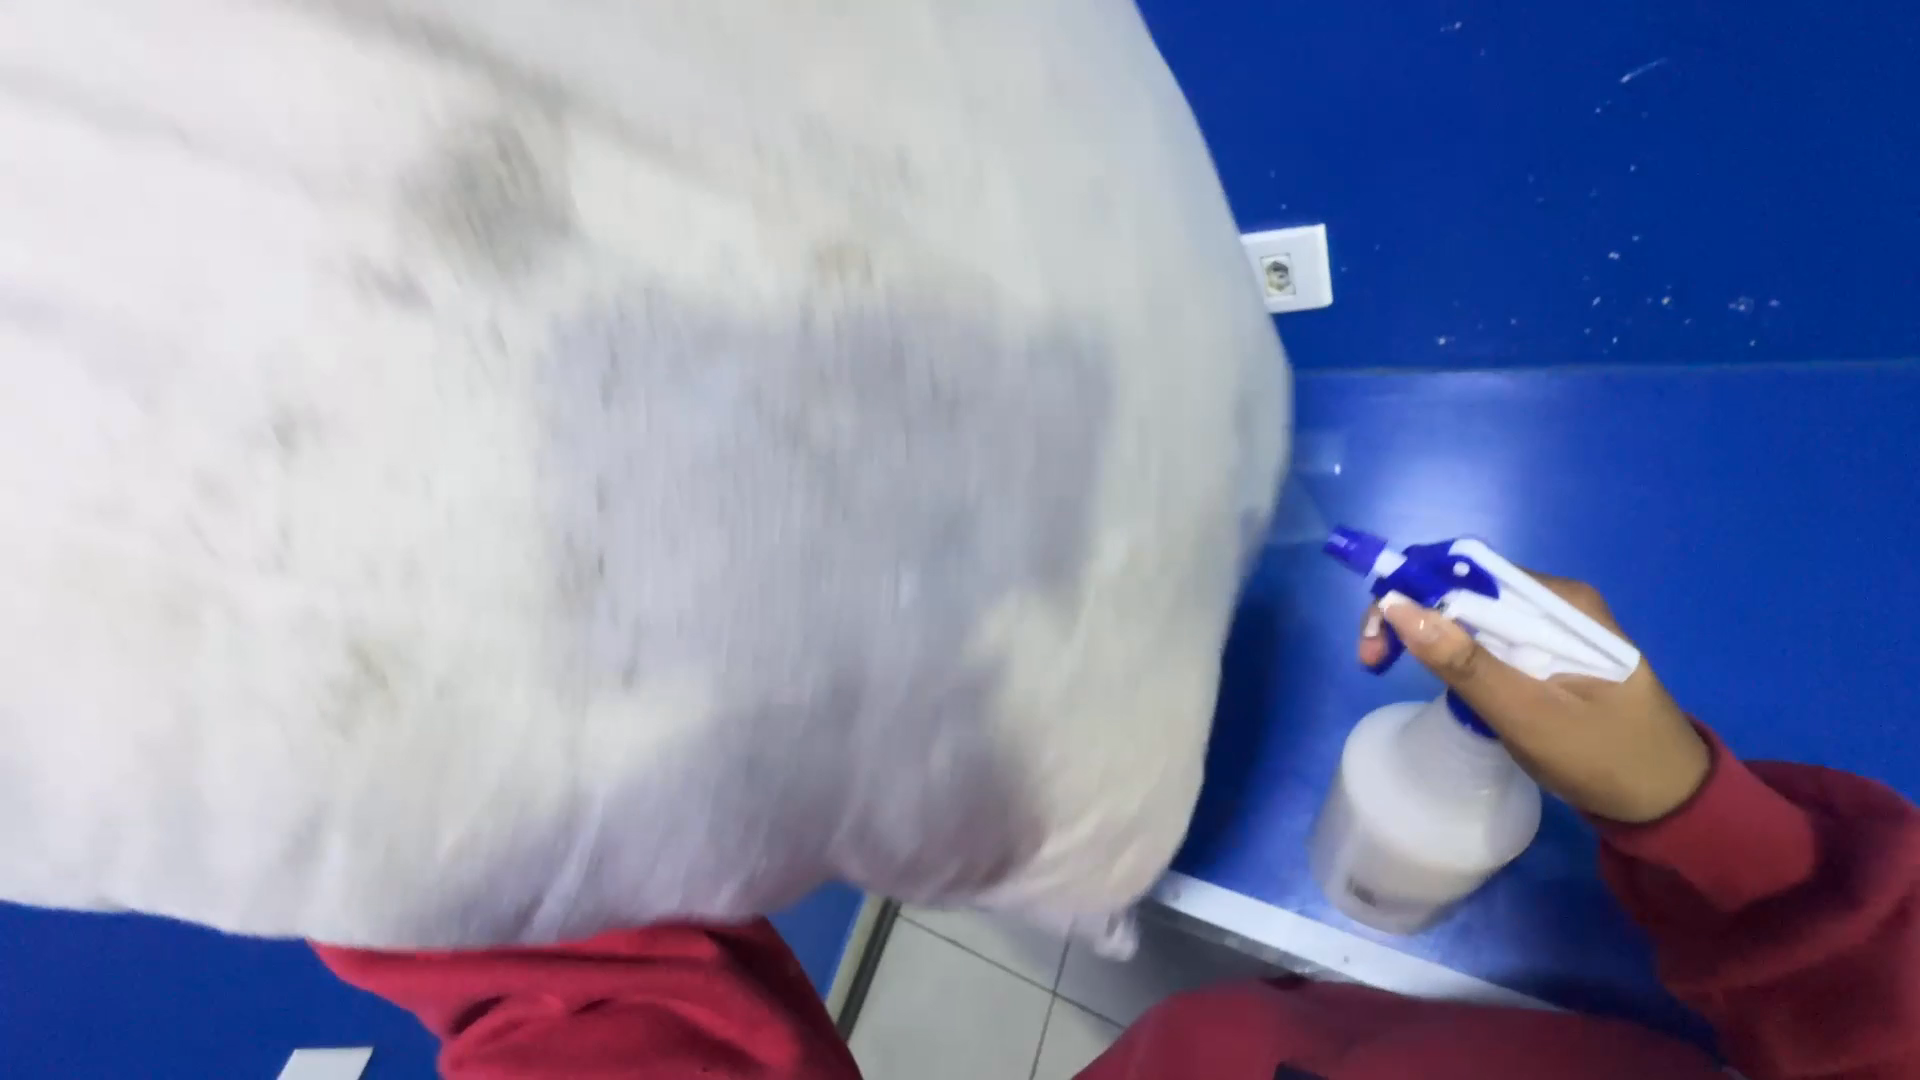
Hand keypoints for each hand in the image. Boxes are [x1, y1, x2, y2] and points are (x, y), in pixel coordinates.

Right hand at [1358, 574, 1710, 823]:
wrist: (1670, 806)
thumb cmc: (1606, 759)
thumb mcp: (1529, 716)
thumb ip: (1464, 662)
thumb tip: (1396, 606)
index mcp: (1560, 604)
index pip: (1464, 571)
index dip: (1408, 590)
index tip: (1375, 635)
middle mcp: (1552, 602)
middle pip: (1456, 587)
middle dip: (1404, 614)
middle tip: (1372, 659)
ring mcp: (1547, 627)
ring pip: (1460, 611)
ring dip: (1417, 633)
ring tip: (1387, 666)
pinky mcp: (1539, 651)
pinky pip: (1477, 635)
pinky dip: (1443, 650)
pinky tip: (1435, 676)